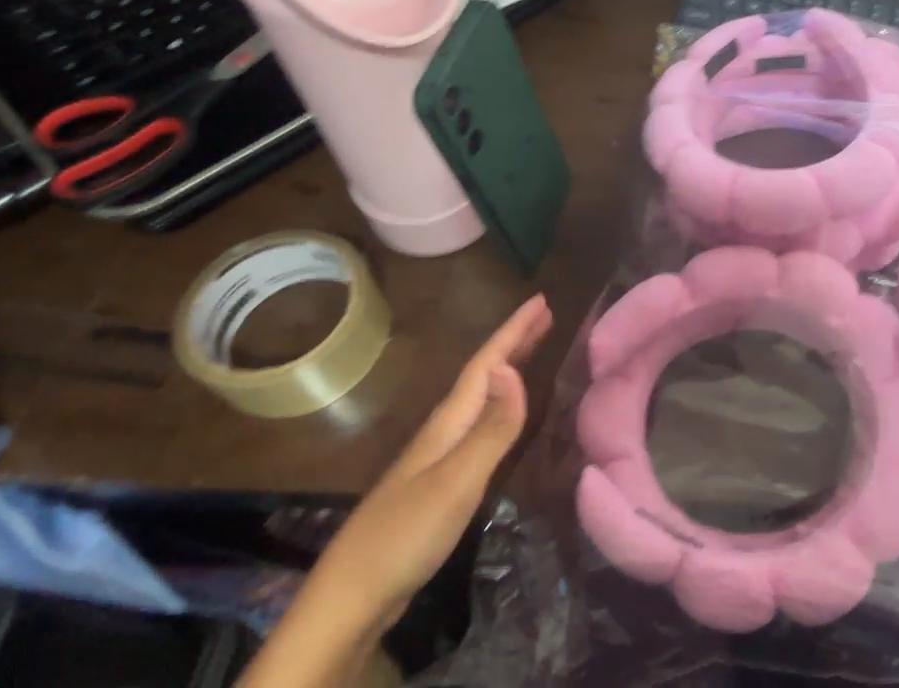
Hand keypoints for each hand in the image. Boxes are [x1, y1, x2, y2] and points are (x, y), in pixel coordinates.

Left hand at [309, 293, 554, 623]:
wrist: (353, 596)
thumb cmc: (406, 534)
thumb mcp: (456, 481)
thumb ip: (490, 429)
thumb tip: (513, 368)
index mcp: (447, 424)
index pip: (485, 366)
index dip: (514, 332)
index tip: (542, 301)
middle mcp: (442, 432)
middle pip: (481, 377)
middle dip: (513, 343)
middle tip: (545, 316)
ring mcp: (437, 458)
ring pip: (478, 400)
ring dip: (507, 371)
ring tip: (532, 354)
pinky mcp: (439, 484)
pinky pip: (477, 427)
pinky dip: (498, 408)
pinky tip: (503, 418)